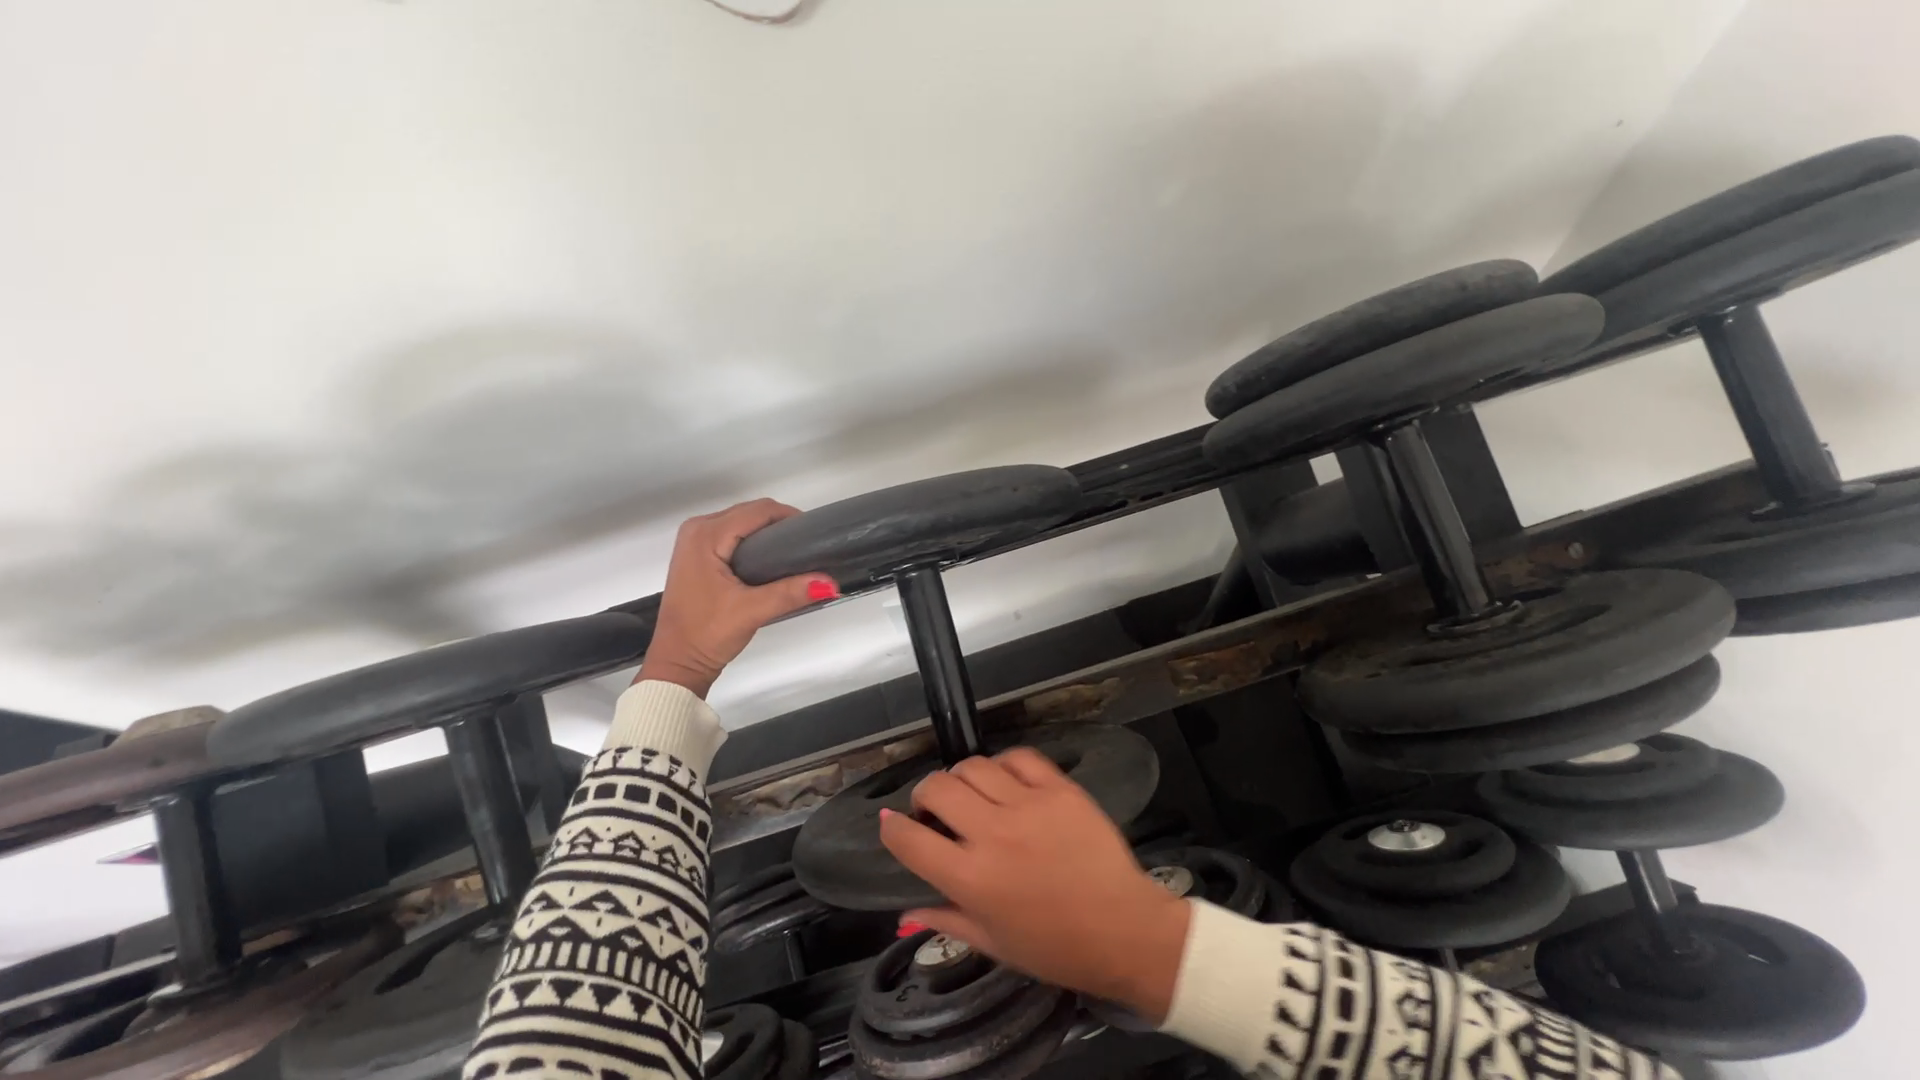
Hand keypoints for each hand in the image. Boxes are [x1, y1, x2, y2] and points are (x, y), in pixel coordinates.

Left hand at [636, 499, 836, 697]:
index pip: (758, 511)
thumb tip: (828, 582)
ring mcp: (694, 542)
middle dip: (780, 526)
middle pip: (749, 513)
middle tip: (808, 548)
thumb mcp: (751, 611)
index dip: (789, 518)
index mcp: (705, 535)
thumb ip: (790, 593)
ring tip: (793, 555)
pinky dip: (754, 542)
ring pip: (742, 523)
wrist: (677, 661)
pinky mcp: (697, 555)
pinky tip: (771, 561)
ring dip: (768, 534)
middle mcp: (696, 530)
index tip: (813, 535)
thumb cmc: (705, 635)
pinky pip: (732, 535)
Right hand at [878, 749, 1190, 1022]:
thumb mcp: (993, 944)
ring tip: (970, 795)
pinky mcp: (1060, 790)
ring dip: (961, 779)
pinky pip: (1018, 758)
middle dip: (924, 795)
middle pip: (937, 788)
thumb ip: (945, 920)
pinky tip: (1005, 782)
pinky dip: (1003, 765)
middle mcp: (993, 834)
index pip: (909, 839)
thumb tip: (904, 914)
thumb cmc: (1055, 948)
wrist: (1124, 931)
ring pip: (974, 766)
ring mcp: (1028, 806)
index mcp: (971, 879)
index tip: (892, 825)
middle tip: (933, 809)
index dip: (892, 828)